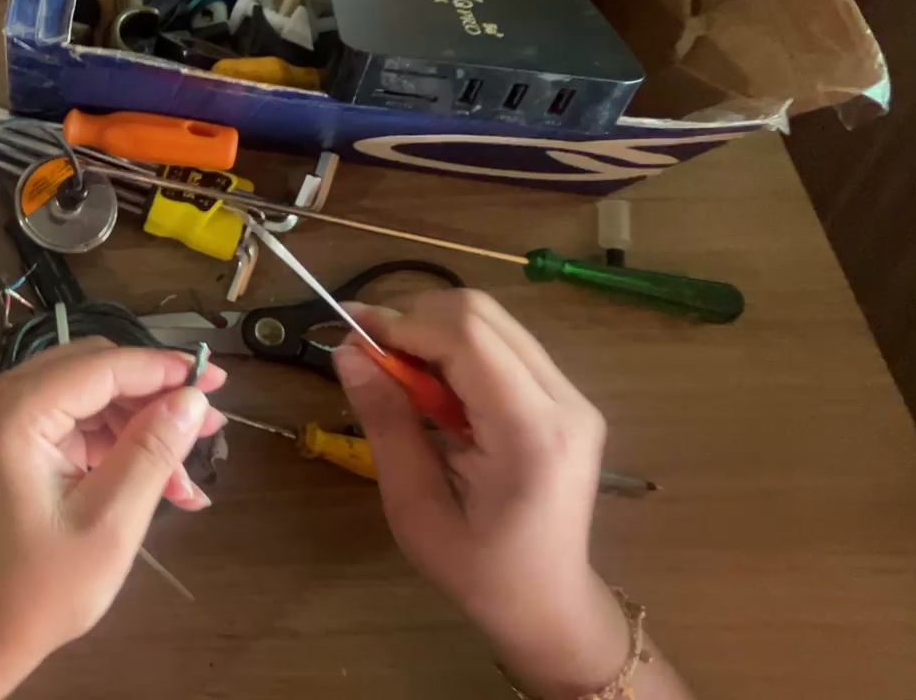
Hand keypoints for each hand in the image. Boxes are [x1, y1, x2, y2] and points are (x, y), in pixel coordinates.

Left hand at [0, 338, 227, 668]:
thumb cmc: (42, 585)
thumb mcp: (110, 521)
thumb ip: (152, 451)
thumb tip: (193, 398)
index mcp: (15, 410)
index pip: (101, 366)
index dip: (161, 368)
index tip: (215, 378)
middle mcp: (2, 395)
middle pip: (94, 370)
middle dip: (154, 396)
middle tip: (209, 424)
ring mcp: (3, 414)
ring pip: (88, 394)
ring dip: (139, 426)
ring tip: (189, 473)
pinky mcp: (12, 435)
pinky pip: (74, 419)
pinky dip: (115, 443)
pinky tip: (160, 480)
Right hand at [332, 290, 630, 699]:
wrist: (549, 603)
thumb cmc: (476, 566)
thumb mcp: (413, 504)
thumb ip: (385, 421)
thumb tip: (346, 351)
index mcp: (531, 434)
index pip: (467, 338)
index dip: (401, 322)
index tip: (351, 336)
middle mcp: (563, 402)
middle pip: (480, 313)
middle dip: (412, 317)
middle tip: (370, 353)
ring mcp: (569, 396)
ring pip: (488, 317)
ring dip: (429, 326)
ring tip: (396, 368)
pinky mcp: (561, 395)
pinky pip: (498, 338)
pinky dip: (449, 341)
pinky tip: (428, 380)